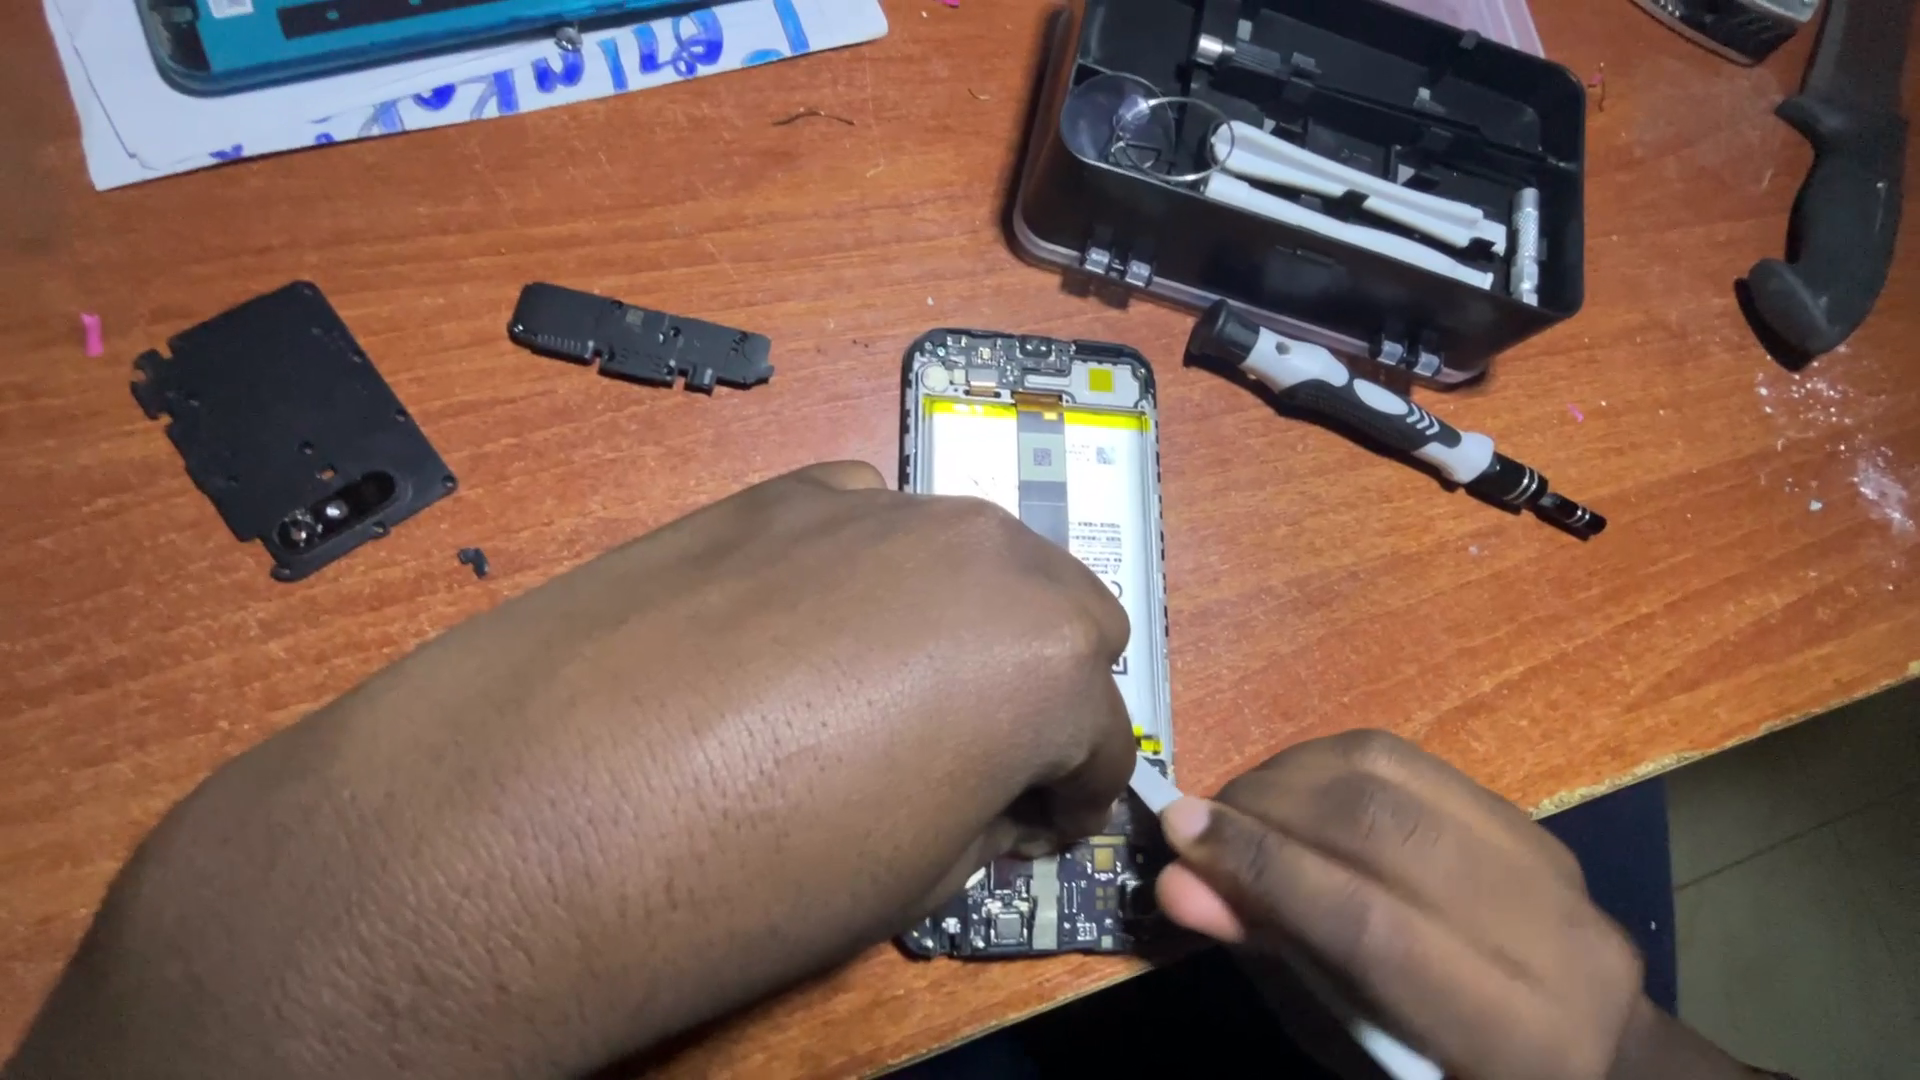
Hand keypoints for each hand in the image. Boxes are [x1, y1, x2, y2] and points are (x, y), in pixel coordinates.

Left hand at [7, 462, 1136, 1079]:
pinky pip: (874, 526)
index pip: (1109, 734)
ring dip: (967, 619)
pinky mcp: (785, 493)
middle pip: (1072, 612)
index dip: (1076, 792)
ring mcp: (881, 506)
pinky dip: (875, 576)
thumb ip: (990, 808)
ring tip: (886, 683)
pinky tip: (804, 630)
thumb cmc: (759, 872)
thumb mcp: (923, 877)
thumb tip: (994, 789)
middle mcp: (987, 552)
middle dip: (1048, 683)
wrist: (533, 808)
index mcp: (1048, 656)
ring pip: (978, 556)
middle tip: (977, 744)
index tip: (1030, 823)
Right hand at [1154, 731, 1645, 1079]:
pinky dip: (1320, 760)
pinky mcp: (1515, 810)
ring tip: (1240, 802)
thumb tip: (1176, 882)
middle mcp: (1546, 931)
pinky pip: (1398, 754)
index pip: (1368, 921)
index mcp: (1513, 1030)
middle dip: (1265, 807)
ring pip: (1387, 769)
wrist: (1585, 1053)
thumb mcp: (1348, 1038)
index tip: (1178, 831)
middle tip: (1201, 817)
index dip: (1262, 866)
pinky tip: (1290, 784)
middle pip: (1378, 826)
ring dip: (1286, 773)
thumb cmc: (1443, 1069)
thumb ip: (1268, 952)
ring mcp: (1539, 854)